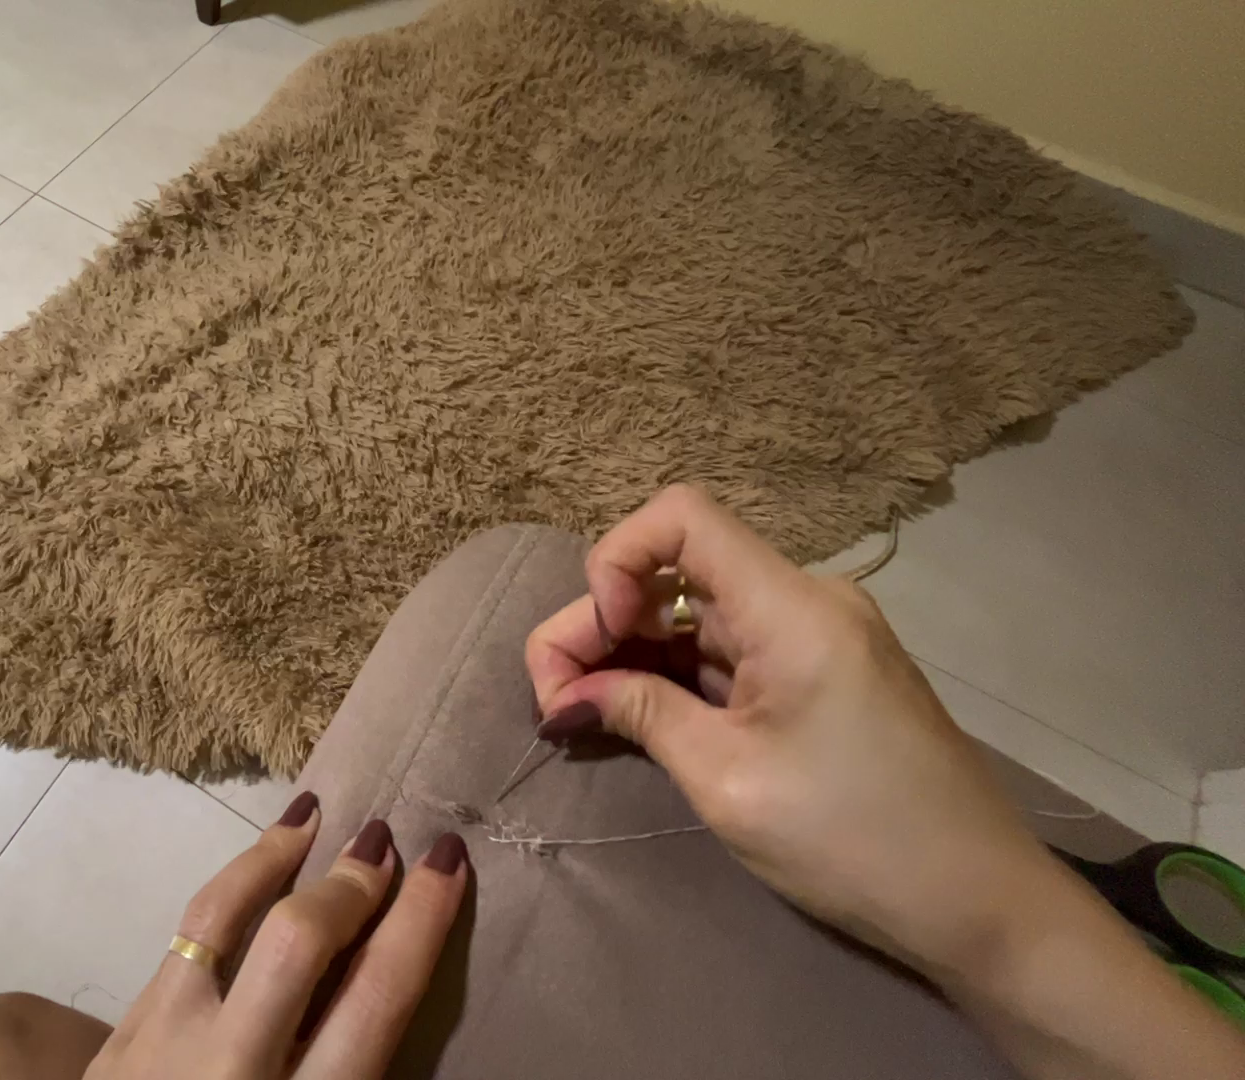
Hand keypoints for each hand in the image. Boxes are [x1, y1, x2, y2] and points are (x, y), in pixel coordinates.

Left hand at [84, 795, 468, 1079]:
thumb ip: (353, 1063)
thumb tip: (387, 973)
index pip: (376, 1001)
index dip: (420, 921)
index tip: (447, 862)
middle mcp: (234, 1066)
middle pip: (299, 945)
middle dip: (350, 884)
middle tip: (385, 840)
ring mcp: (167, 1038)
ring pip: (223, 916)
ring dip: (275, 856)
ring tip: (312, 814)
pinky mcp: (128, 1025)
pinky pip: (188, 931)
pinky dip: (231, 885)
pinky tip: (254, 865)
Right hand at [522, 485, 1057, 976]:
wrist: (985, 912)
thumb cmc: (858, 842)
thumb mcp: (727, 779)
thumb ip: (639, 713)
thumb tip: (564, 694)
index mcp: (793, 610)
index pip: (682, 518)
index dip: (616, 558)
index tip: (603, 633)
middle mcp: (797, 601)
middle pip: (666, 573)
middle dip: (594, 625)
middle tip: (553, 699)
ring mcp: (800, 634)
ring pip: (679, 612)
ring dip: (618, 653)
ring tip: (575, 710)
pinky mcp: (798, 667)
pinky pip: (709, 647)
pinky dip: (657, 672)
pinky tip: (621, 710)